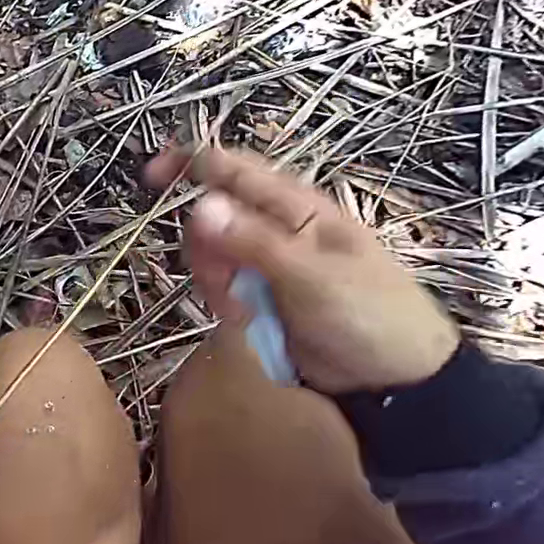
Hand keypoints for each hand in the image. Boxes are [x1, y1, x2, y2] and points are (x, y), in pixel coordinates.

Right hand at [146, 144, 458, 393]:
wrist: (391, 380)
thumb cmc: (369, 314)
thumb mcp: (312, 276)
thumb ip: (253, 242)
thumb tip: (199, 205)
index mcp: (294, 207)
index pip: (234, 170)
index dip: (191, 163)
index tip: (152, 175)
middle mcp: (272, 228)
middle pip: (210, 218)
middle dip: (205, 247)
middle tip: (224, 280)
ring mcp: (261, 263)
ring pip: (209, 255)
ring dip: (214, 280)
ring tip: (243, 308)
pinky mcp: (255, 294)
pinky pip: (218, 286)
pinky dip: (222, 302)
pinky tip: (246, 319)